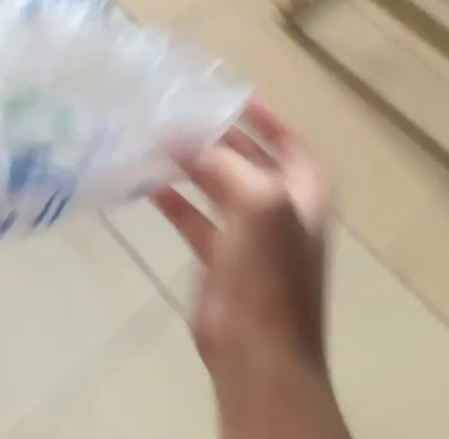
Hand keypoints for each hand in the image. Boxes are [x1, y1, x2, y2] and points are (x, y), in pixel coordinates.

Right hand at [152, 99, 343, 436]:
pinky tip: (144, 184)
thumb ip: (222, 161)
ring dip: (189, 164)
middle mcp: (280, 211)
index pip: (291, 145)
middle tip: (176, 112)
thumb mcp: (257, 202)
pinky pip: (193, 218)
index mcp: (303, 196)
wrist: (258, 352)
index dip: (268, 119)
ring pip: (217, 187)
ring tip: (154, 141)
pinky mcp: (219, 260)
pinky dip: (171, 200)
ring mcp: (249, 238)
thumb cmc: (269, 273)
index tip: (232, 96)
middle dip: (217, 137)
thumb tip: (180, 133)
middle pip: (249, 161)